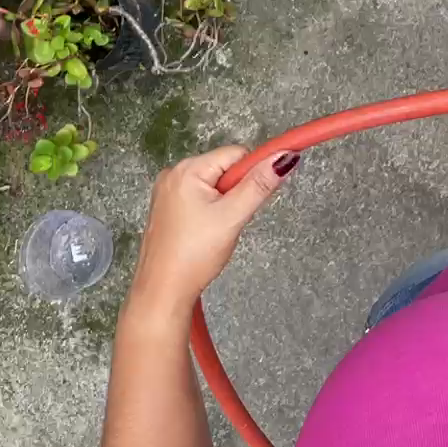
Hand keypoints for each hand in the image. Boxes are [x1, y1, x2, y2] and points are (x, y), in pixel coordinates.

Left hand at [128, 145, 297, 319]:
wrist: (163, 292)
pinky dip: (211, 211)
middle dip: (237, 192)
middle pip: (225, 168)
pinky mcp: (167, 207)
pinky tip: (206, 232)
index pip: (236, 154)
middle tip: (230, 220)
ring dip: (225, 203)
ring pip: (214, 185)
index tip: (255, 197)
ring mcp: (167, 191)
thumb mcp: (233, 216)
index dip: (252, 175)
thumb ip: (260, 185)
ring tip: (216, 230)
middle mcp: (173, 174)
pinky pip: (200, 197)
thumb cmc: (192, 256)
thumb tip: (283, 158)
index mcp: (187, 170)